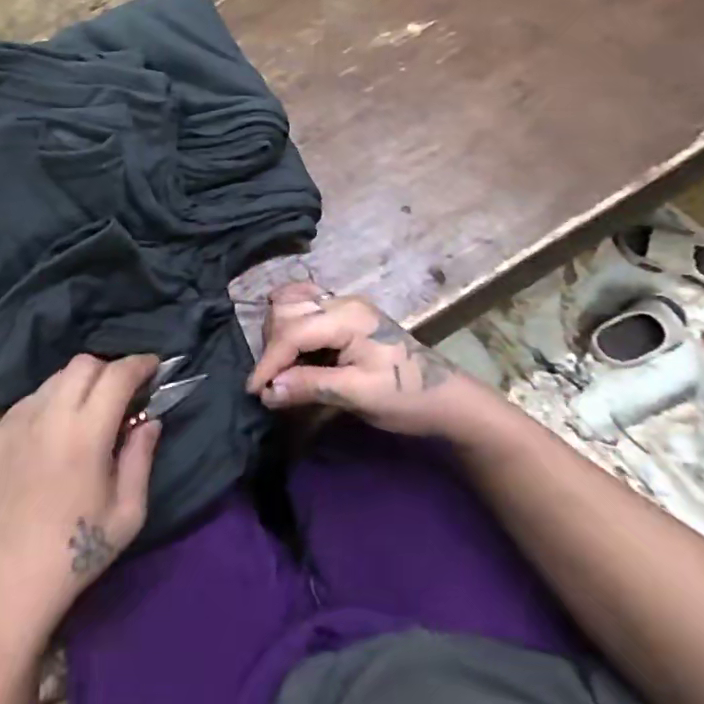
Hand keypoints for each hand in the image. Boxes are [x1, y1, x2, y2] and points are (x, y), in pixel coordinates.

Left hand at [0, 354, 163, 650]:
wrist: (12, 576)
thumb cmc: (79, 550)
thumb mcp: (128, 511)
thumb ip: (141, 457)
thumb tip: (149, 420)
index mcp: (84, 433)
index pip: (116, 376)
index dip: (139, 364)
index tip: (153, 366)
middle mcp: (47, 415)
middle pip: (82, 364)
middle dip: (109, 369)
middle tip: (123, 393)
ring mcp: (15, 420)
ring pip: (53, 380)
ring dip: (78, 386)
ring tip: (87, 417)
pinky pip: (29, 403)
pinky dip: (50, 406)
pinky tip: (54, 438)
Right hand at [245, 282, 503, 439]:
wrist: (450, 400)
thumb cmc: (407, 397)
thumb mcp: (358, 396)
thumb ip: (309, 386)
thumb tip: (267, 392)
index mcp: (348, 317)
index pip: (292, 332)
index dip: (268, 362)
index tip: (253, 391)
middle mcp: (342, 302)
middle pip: (285, 312)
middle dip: (272, 348)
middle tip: (272, 383)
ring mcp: (344, 304)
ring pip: (289, 305)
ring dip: (277, 335)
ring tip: (283, 368)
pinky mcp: (344, 313)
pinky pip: (302, 305)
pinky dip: (288, 322)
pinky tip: (288, 344)